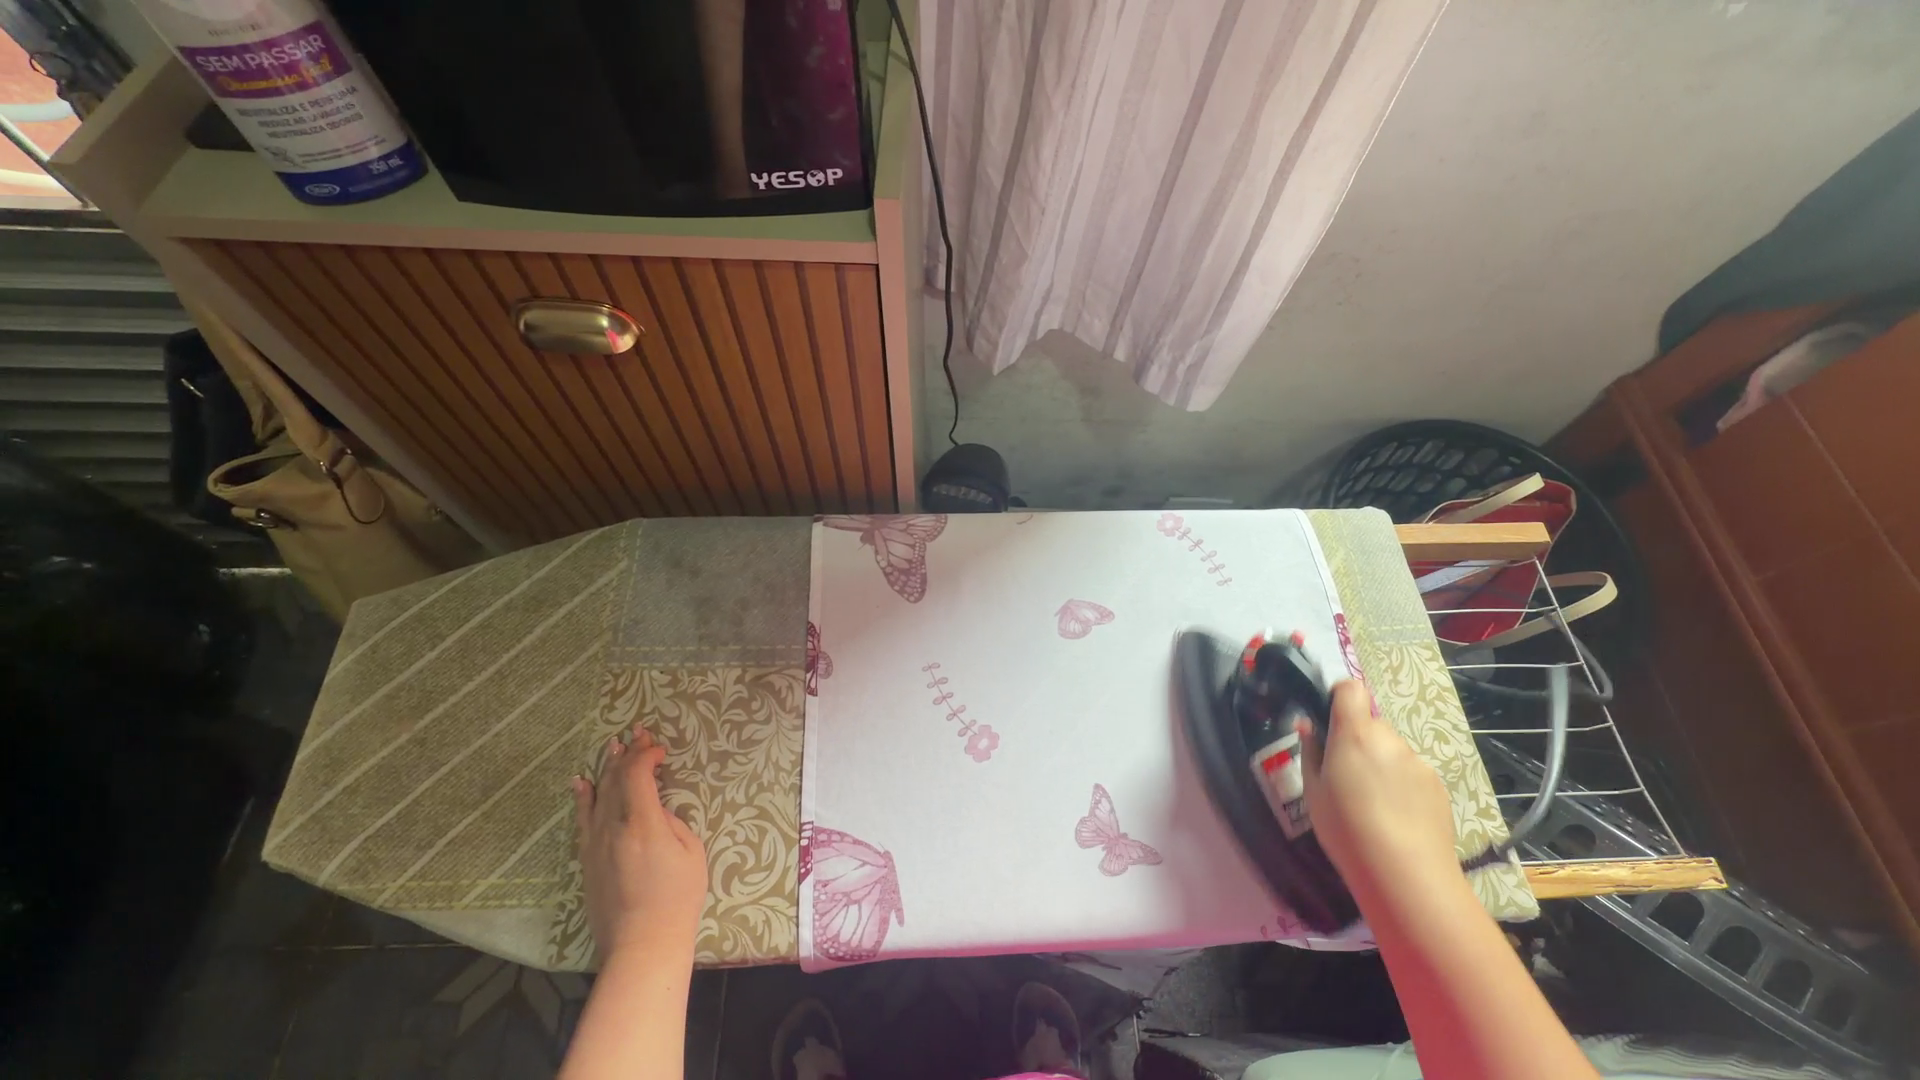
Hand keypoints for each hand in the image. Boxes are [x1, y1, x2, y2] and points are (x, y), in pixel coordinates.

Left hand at [571, 724, 709, 961]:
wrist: (642, 943)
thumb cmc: (677, 898)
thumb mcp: (690, 852)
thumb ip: (671, 823)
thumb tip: (655, 811)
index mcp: (642, 822)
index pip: (638, 774)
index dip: (647, 755)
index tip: (661, 750)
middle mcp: (612, 826)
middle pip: (616, 779)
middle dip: (628, 753)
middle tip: (637, 734)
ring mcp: (595, 843)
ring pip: (598, 795)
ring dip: (606, 768)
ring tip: (612, 746)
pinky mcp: (587, 859)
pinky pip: (583, 819)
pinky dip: (583, 797)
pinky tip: (582, 782)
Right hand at [1297, 680, 1461, 905]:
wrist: (1406, 873)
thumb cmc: (1346, 829)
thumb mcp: (1313, 791)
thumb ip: (1311, 752)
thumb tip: (1309, 727)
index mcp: (1354, 734)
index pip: (1351, 688)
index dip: (1339, 697)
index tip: (1329, 722)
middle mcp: (1389, 739)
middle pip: (1371, 724)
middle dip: (1357, 740)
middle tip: (1344, 775)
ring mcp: (1417, 762)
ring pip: (1391, 750)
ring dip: (1379, 764)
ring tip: (1372, 804)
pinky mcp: (1437, 785)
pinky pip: (1411, 773)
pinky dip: (1400, 785)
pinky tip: (1394, 817)